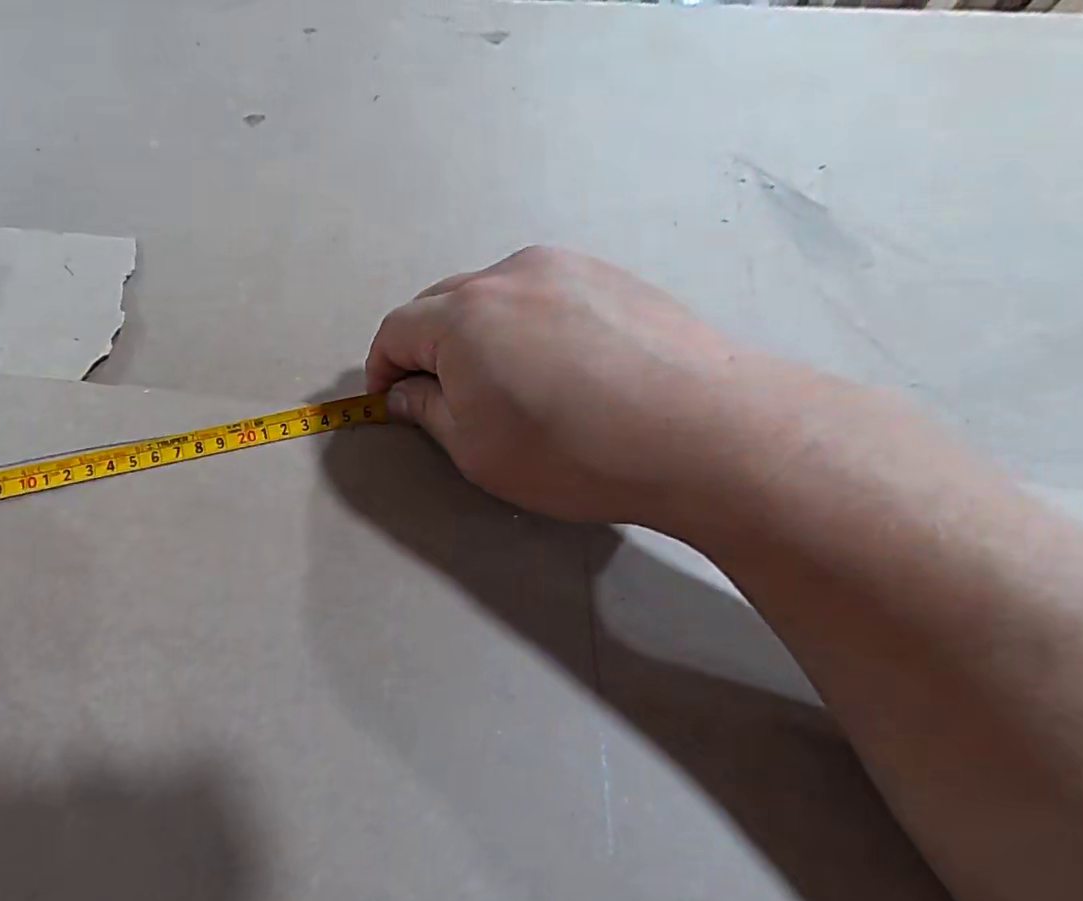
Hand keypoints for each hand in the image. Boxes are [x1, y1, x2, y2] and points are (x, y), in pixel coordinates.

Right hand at [365, 246, 836, 530]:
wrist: (701, 433)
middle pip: (438, 304)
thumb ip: (426, 410)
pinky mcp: (610, 276)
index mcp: (462, 317)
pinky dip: (522, 323)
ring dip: (473, 332)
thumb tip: (404, 392)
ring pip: (491, 295)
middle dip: (423, 347)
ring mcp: (566, 268)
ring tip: (496, 381)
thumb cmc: (570, 451)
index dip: (381, 369)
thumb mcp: (474, 448)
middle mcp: (508, 276)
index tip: (387, 401)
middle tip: (435, 393)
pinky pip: (540, 293)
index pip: (395, 330)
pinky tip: (549, 365)